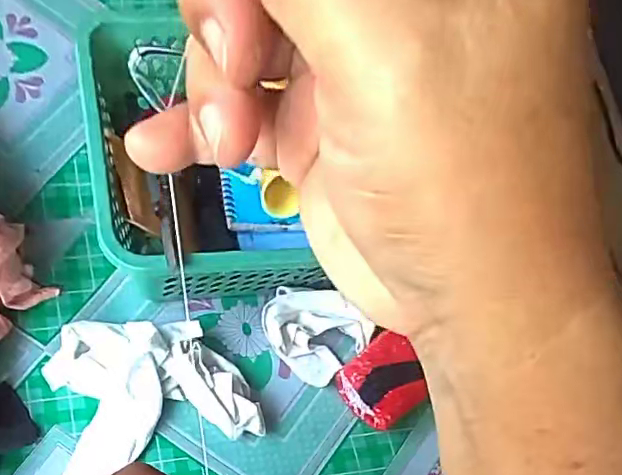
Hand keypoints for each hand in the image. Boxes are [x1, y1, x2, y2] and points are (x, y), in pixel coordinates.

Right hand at [123, 0, 605, 336]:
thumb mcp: (379, 41)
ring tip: (227, 144)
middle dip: (225, 14)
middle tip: (236, 67)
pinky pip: (238, 107)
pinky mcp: (313, 131)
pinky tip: (156, 147)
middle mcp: (384, 0)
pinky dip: (194, 127)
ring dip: (210, 84)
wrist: (465, 299)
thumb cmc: (448, 167)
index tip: (237, 18)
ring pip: (238, 35)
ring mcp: (342, 64)